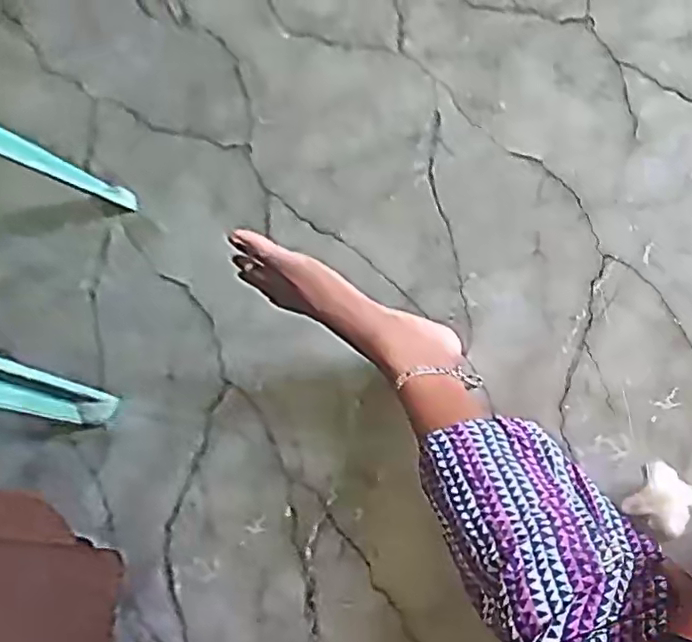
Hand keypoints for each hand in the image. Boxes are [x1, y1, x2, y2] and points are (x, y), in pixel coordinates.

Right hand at [229, 228, 463, 366]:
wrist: (408, 355)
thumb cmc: (423, 356)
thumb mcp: (426, 342)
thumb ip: (431, 341)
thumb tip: (454, 349)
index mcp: (357, 324)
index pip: (323, 308)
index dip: (303, 299)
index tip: (285, 292)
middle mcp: (332, 313)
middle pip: (292, 291)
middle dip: (270, 279)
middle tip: (245, 266)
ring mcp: (320, 298)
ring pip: (285, 276)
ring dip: (262, 260)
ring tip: (238, 246)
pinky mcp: (314, 284)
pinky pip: (282, 262)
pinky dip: (261, 248)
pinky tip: (240, 235)